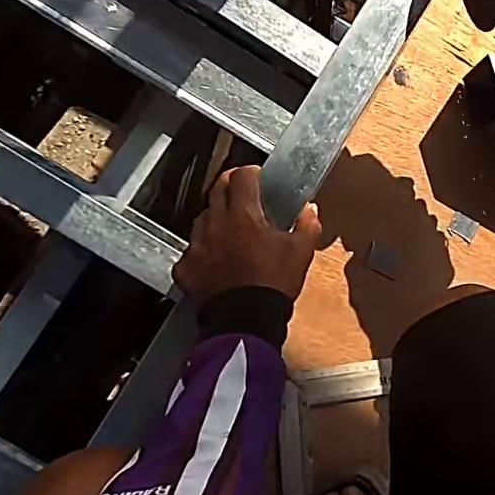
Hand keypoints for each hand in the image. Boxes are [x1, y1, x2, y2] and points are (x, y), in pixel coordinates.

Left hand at [173, 166, 322, 301]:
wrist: (246, 321)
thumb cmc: (273, 285)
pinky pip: (192, 250)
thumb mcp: (300, 253)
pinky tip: (215, 260)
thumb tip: (309, 210)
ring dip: (216, 217)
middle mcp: (215, 223)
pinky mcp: (186, 267)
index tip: (257, 178)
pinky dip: (203, 251)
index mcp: (243, 215)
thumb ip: (307, 225)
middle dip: (231, 186)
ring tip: (230, 230)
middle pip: (217, 188)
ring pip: (202, 218)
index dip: (251, 172)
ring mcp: (197, 245)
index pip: (242, 176)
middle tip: (244, 194)